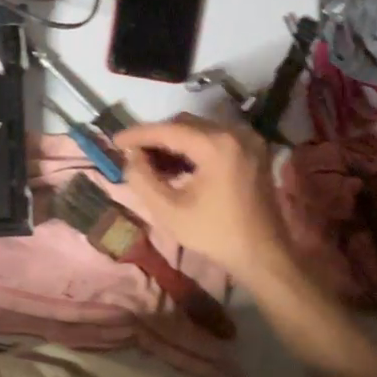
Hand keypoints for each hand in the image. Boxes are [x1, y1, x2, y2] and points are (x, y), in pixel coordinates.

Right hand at [112, 114, 293, 281]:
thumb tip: (130, 156)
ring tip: (152, 162)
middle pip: (184, 123)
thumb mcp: (168, 210)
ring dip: (173, 141)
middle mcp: (235, 132)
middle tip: (133, 155)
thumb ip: (142, 178)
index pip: (168, 130)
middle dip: (156, 137)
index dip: (138, 134)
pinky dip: (193, 146)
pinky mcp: (253, 149)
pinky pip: (214, 137)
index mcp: (216, 145)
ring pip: (198, 129)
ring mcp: (247, 139)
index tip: (114, 141)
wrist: (262, 253)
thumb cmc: (214, 233)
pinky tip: (178, 165)